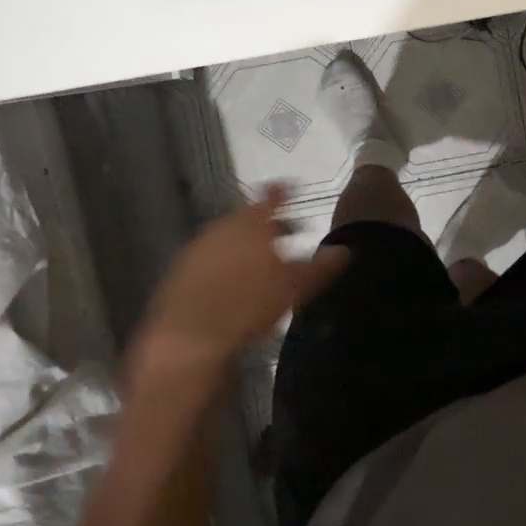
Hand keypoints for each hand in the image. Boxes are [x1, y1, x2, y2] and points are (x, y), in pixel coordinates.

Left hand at [138, 185, 348, 368]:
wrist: (190, 335)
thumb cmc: (250, 303)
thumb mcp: (296, 286)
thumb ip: (321, 266)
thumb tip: (345, 250)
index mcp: (253, 222)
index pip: (272, 196)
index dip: (284, 191)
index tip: (290, 189)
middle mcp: (223, 225)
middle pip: (249, 217)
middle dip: (266, 225)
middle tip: (284, 238)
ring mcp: (198, 247)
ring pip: (228, 237)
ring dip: (244, 245)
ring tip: (260, 265)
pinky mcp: (180, 271)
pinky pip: (210, 258)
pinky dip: (224, 263)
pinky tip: (232, 284)